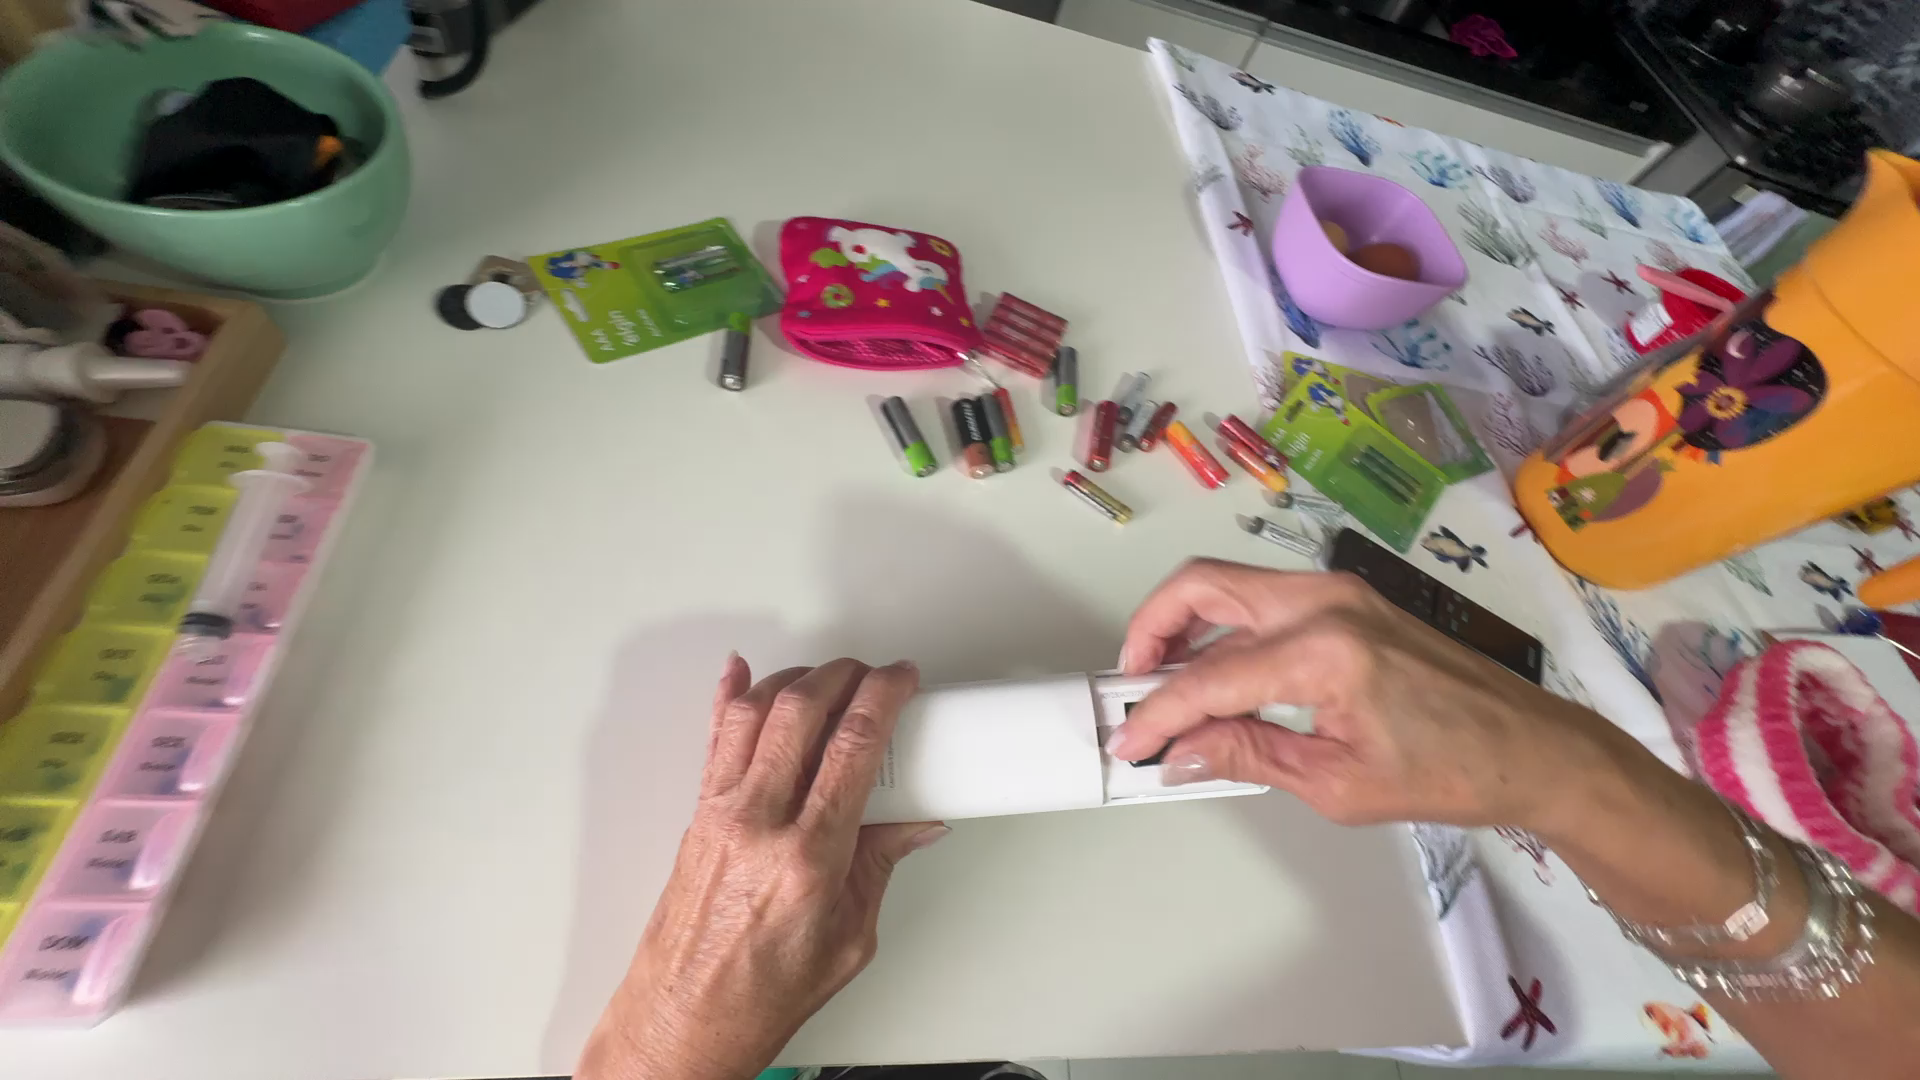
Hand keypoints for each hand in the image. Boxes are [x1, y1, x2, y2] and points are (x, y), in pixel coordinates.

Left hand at [578, 655, 946, 1079]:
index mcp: (808, 855)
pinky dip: (729, 694)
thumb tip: (917, 821)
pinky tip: (739, 671)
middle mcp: (759, 821)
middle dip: (846, 673)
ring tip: (828, 675)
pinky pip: (714, 735)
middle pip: (804, 709)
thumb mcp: (850, 936)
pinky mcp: (700, 810)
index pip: (855, 745)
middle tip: (872, 673)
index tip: (901, 679)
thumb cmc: (759, 994)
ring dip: (798, 677)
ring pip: (757, 709)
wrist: (682, 1023)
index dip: (885, 695)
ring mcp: (722, 810)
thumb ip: (883, 863)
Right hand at [1107, 559, 1632, 831]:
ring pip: (1222, 583)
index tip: (1126, 741)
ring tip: (1161, 676)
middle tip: (1131, 680)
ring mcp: (1331, 589)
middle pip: (1199, 585)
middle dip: (1149, 629)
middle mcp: (1319, 601)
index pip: (1209, 679)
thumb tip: (1176, 753)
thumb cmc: (1447, 775)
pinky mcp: (1339, 596)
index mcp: (1323, 652)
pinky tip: (1212, 668)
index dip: (1157, 713)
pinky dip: (1218, 627)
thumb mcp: (1335, 783)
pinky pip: (1255, 599)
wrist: (1534, 746)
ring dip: (1180, 623)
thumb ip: (1245, 755)